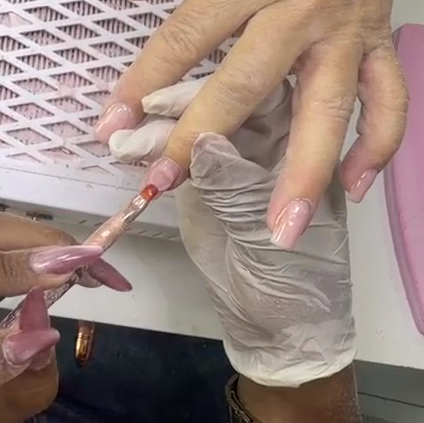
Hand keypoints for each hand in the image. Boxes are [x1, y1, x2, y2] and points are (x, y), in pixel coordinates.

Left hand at [91, 0, 423, 249]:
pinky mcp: (380, 41)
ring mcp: (346, 30)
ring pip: (328, 108)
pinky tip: (352, 188)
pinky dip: (377, 147)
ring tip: (282, 228)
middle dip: (205, 140)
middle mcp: (300, 8)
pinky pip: (387, 100)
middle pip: (248, 84)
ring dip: (304, 172)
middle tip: (169, 186)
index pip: (186, 38)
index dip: (144, 84)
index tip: (110, 124)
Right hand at [109, 84, 351, 388]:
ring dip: (158, 131)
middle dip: (180, 105)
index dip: (222, 90)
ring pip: (194, 129)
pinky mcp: (203, 185)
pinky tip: (128, 150)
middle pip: (223, 105)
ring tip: (121, 140)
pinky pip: (177, 158)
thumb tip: (204, 137)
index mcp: (302, 152)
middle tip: (142, 109)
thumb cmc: (295, 288)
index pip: (265, 100)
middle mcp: (267, 148)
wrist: (278, 332)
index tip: (180, 99)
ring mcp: (231, 165)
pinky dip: (152, 152)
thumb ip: (237, 189)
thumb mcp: (268, 239)